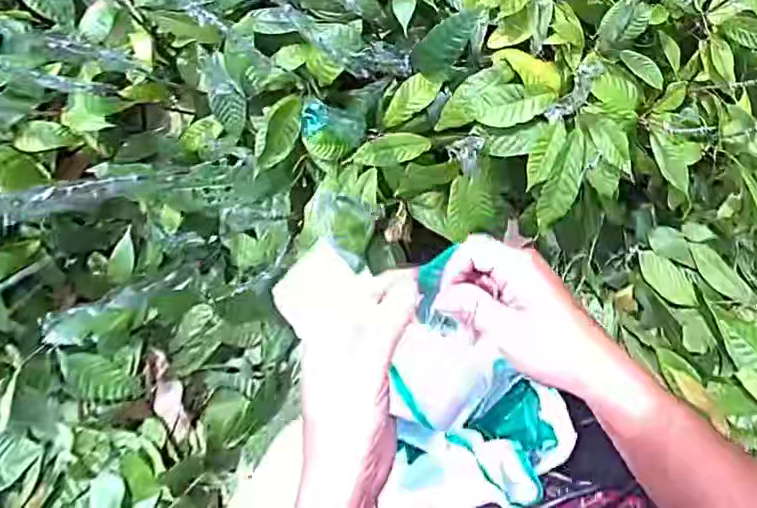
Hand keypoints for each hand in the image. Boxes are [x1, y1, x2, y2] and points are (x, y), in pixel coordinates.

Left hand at [297, 269, 416, 507]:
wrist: (349, 484)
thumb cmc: (344, 427)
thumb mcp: (366, 367)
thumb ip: (387, 325)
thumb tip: (410, 287)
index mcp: (323, 334)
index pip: (354, 290)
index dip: (385, 278)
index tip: (416, 273)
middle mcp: (336, 343)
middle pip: (370, 305)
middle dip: (399, 293)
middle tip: (430, 286)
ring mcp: (356, 363)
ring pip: (383, 326)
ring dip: (406, 314)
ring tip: (433, 305)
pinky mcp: (374, 382)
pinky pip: (393, 349)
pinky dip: (410, 339)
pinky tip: (428, 337)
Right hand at [430, 235, 627, 401]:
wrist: (594, 368)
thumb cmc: (552, 349)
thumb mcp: (503, 330)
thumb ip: (470, 307)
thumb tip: (442, 297)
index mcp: (516, 262)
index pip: (470, 248)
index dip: (452, 272)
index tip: (445, 302)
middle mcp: (522, 261)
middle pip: (478, 259)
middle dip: (461, 287)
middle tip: (457, 321)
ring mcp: (529, 274)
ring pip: (487, 274)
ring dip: (473, 299)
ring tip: (471, 332)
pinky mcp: (533, 289)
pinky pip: (500, 285)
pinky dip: (488, 304)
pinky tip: (486, 330)